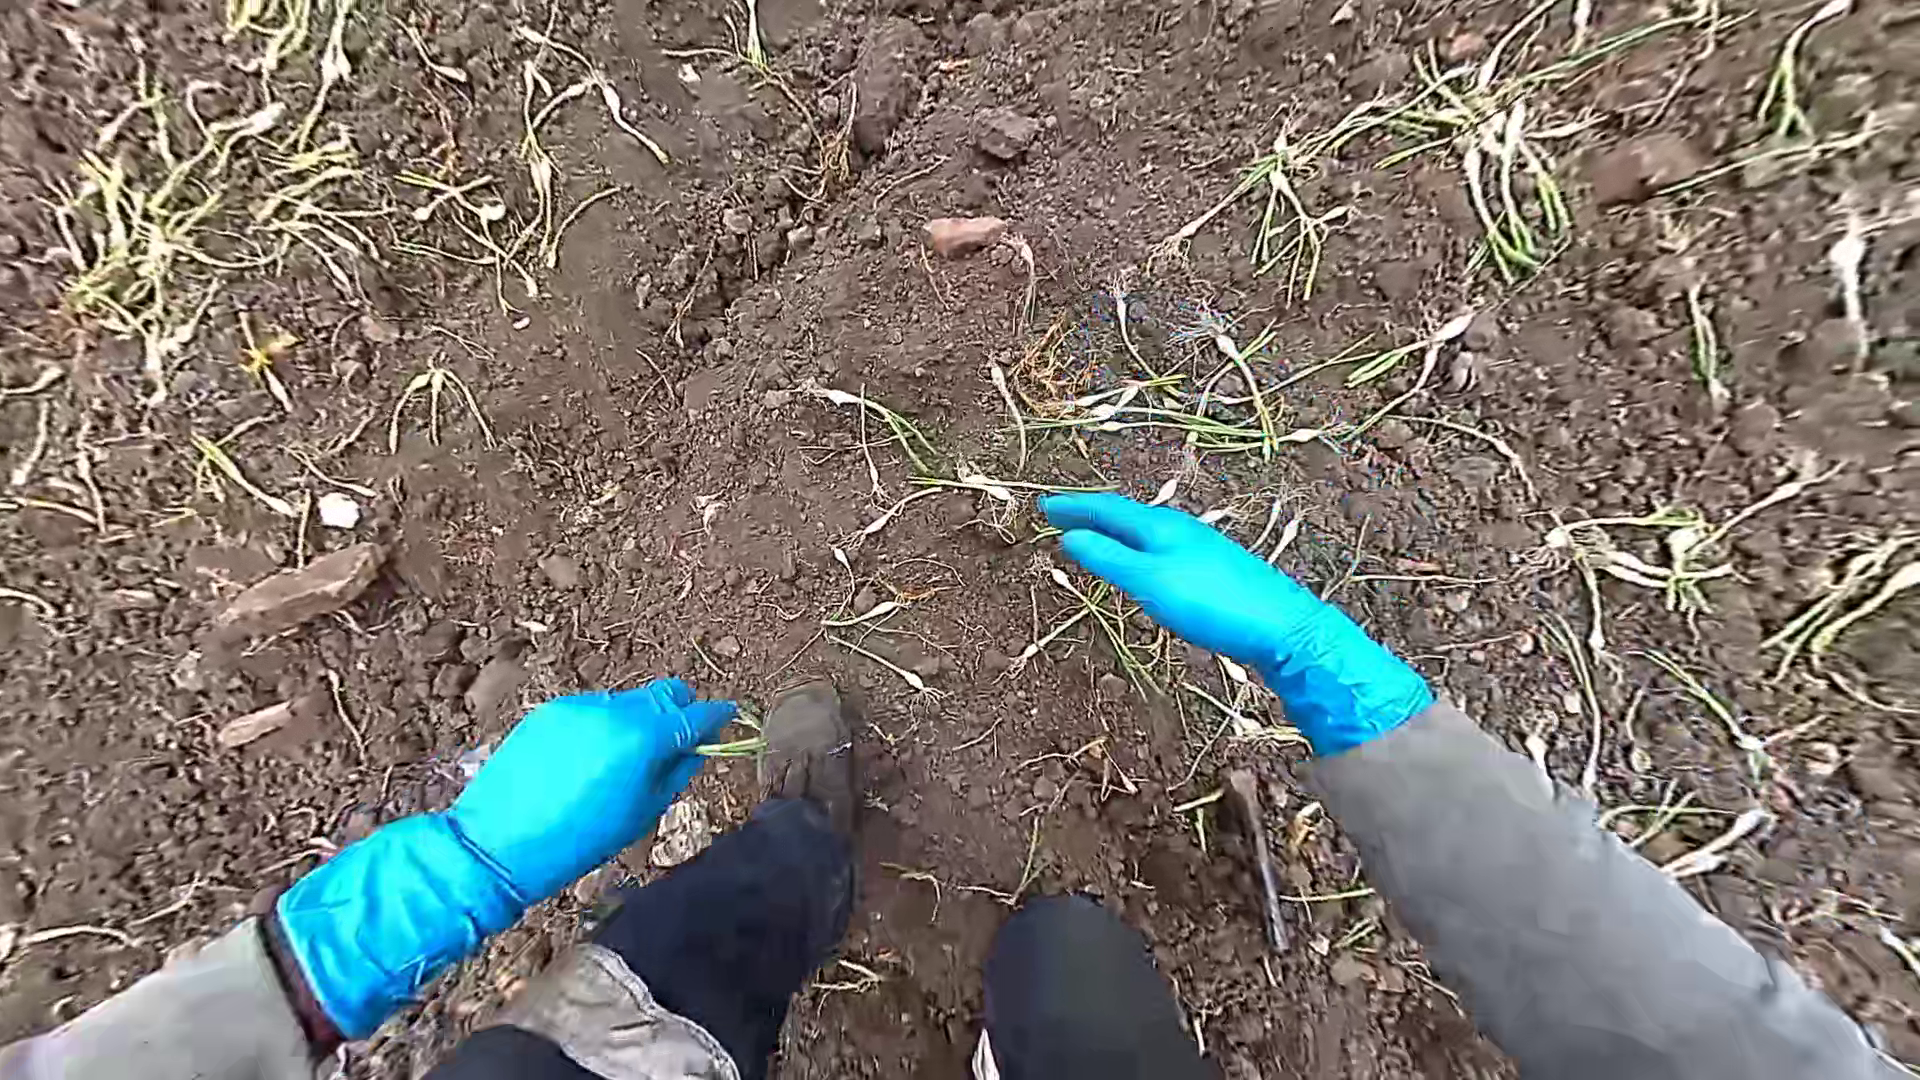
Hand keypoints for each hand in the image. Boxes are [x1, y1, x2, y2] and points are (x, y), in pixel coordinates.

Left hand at [276, 678, 733, 1037]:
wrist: (494, 846)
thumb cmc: (579, 838)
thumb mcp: (644, 811)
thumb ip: (679, 770)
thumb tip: (697, 746)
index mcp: (646, 738)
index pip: (699, 713)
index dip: (718, 715)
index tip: (728, 716)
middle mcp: (619, 711)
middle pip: (669, 691)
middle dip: (681, 709)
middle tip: (675, 737)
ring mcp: (584, 706)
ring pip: (632, 700)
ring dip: (640, 719)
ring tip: (620, 756)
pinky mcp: (554, 709)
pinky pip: (596, 708)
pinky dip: (605, 724)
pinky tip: (586, 757)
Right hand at [1042, 493, 1430, 754]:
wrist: (1283, 626)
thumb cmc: (1211, 601)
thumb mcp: (1149, 580)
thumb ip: (1108, 558)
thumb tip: (1071, 537)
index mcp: (1159, 527)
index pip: (1106, 508)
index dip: (1073, 507)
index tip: (1044, 507)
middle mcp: (1176, 529)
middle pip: (1123, 516)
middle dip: (1088, 515)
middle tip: (1059, 516)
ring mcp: (1195, 547)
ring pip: (1140, 532)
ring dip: (1109, 531)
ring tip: (1088, 535)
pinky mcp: (1207, 567)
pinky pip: (1155, 547)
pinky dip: (1130, 548)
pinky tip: (1134, 561)